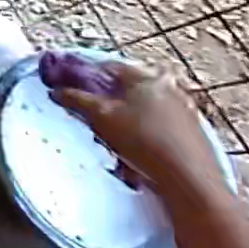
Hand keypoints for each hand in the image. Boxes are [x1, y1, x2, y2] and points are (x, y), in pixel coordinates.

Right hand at [48, 60, 231, 210]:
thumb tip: (57, 92)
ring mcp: (184, 108)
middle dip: (105, 97)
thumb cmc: (144, 141)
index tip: (69, 85)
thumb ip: (75, 99)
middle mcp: (169, 86)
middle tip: (88, 111)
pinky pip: (155, 121)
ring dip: (123, 114)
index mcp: (147, 77)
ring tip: (108, 132)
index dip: (83, 75)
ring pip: (140, 104)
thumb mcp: (100, 116)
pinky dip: (140, 127)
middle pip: (125, 86)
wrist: (189, 180)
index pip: (107, 66)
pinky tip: (132, 144)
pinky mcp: (191, 130)